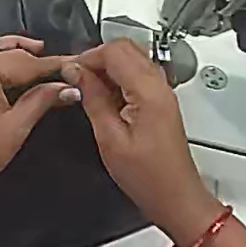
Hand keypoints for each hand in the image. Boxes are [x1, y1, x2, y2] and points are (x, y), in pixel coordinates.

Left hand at [0, 36, 81, 190]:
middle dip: (37, 56)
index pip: (27, 62)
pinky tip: (6, 56)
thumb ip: (42, 100)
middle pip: (10, 51)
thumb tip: (66, 88)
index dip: (53, 65)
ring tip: (38, 50)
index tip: (74, 66)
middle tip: (62, 63)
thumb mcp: (17, 125)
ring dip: (15, 47)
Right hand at [76, 39, 221, 246]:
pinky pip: (136, 74)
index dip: (87, 57)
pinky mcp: (159, 100)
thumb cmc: (148, 177)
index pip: (114, 51)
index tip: (69, 72)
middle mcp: (159, 86)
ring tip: (88, 88)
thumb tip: (75, 72)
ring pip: (131, 58)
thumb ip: (92, 98)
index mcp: (148, 92)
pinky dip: (116, 78)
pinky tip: (104, 98)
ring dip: (106, 67)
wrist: (176, 198)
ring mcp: (162, 92)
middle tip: (76, 77)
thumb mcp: (109, 138)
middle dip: (96, 58)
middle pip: (125, 48)